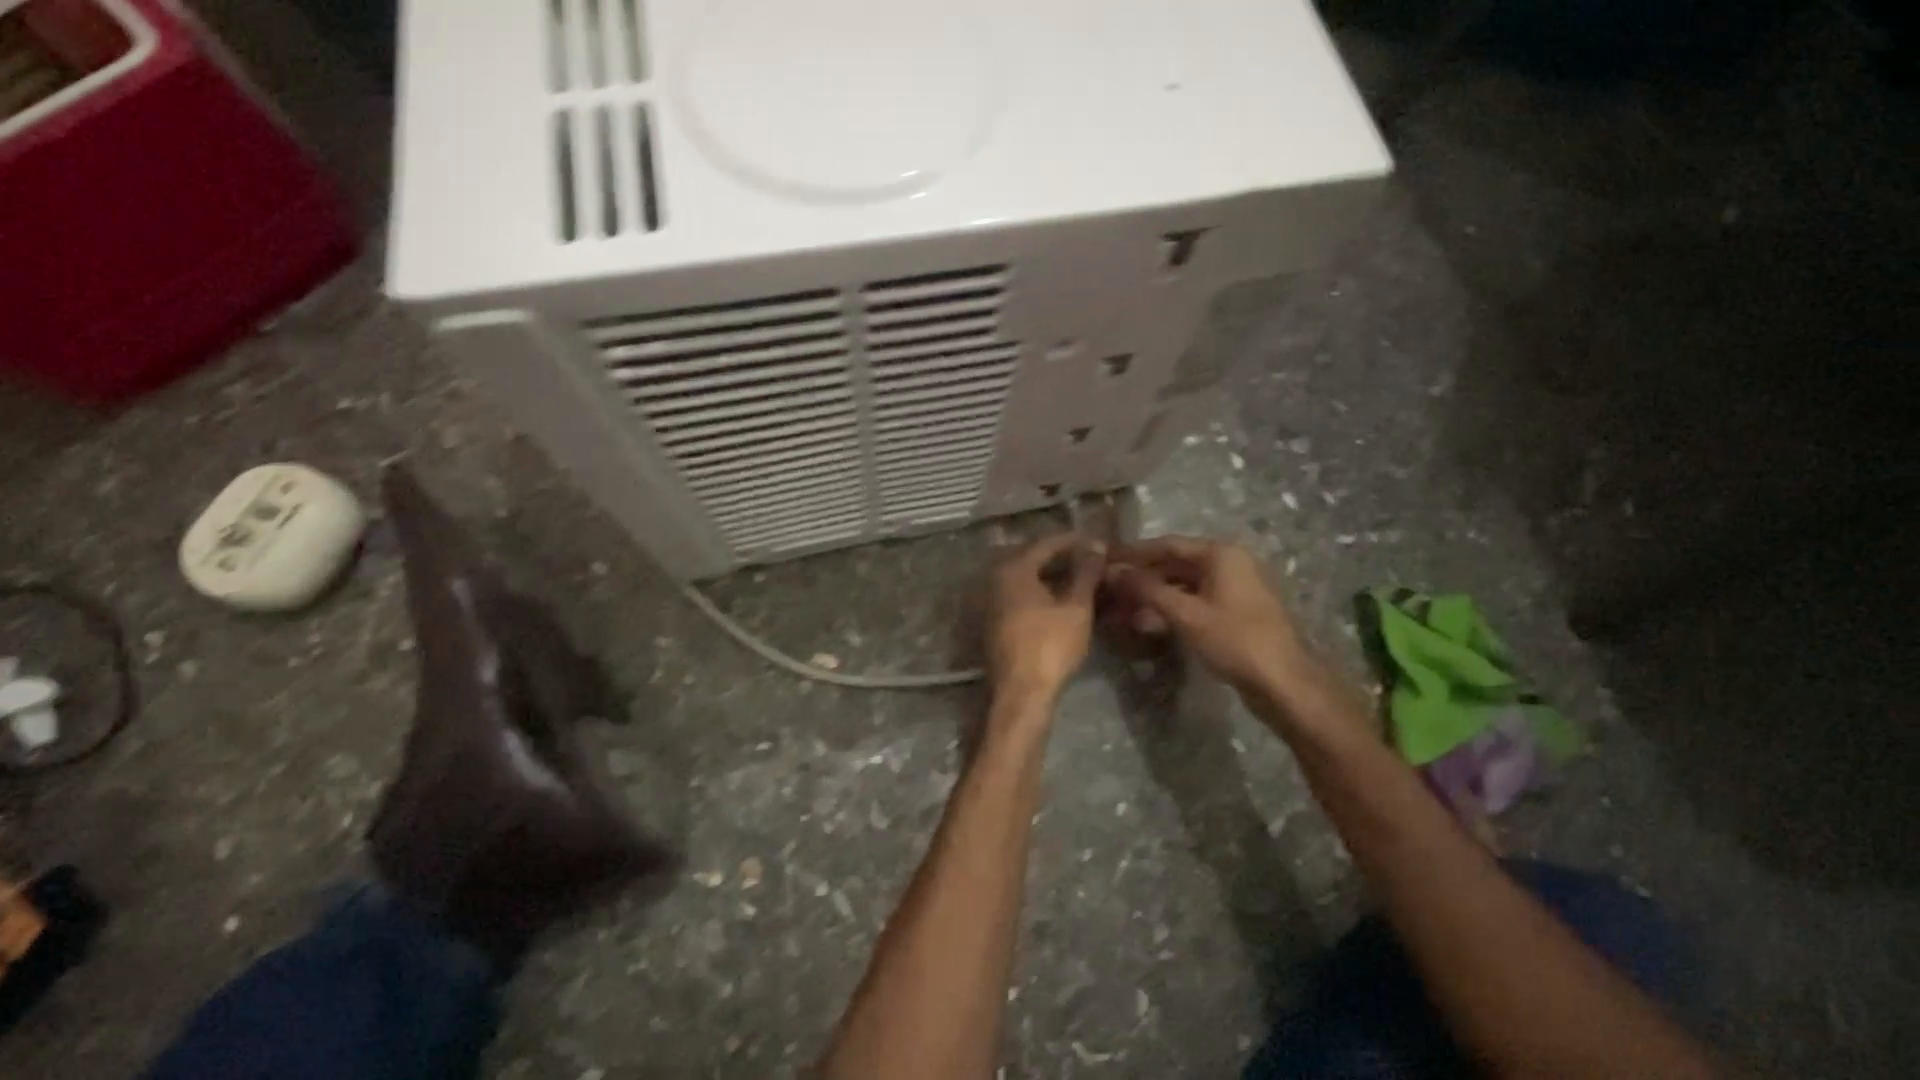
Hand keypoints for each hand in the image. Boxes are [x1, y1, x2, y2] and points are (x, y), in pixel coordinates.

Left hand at [986, 534, 1105, 704]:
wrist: (1021, 693)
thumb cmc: (1050, 645)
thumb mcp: (1076, 607)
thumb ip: (1086, 572)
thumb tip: (1095, 544)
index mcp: (1013, 569)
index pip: (1047, 543)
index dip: (1076, 541)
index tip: (1100, 542)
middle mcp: (996, 580)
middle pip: (1035, 560)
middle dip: (1066, 559)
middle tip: (1095, 562)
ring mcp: (993, 603)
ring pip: (1030, 581)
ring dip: (1057, 579)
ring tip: (1087, 583)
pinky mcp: (996, 624)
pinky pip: (1024, 598)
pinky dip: (1046, 596)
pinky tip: (1068, 603)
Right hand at [1103, 537, 1311, 697]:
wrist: (1282, 681)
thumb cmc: (1234, 640)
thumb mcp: (1185, 614)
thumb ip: (1147, 590)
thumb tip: (1112, 571)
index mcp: (1221, 554)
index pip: (1168, 544)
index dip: (1134, 553)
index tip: (1105, 560)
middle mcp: (1229, 563)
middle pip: (1176, 564)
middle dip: (1142, 578)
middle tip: (1108, 588)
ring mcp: (1234, 588)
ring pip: (1184, 586)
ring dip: (1154, 596)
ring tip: (1121, 609)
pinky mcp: (1234, 612)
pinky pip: (1195, 602)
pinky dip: (1171, 610)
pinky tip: (1147, 623)